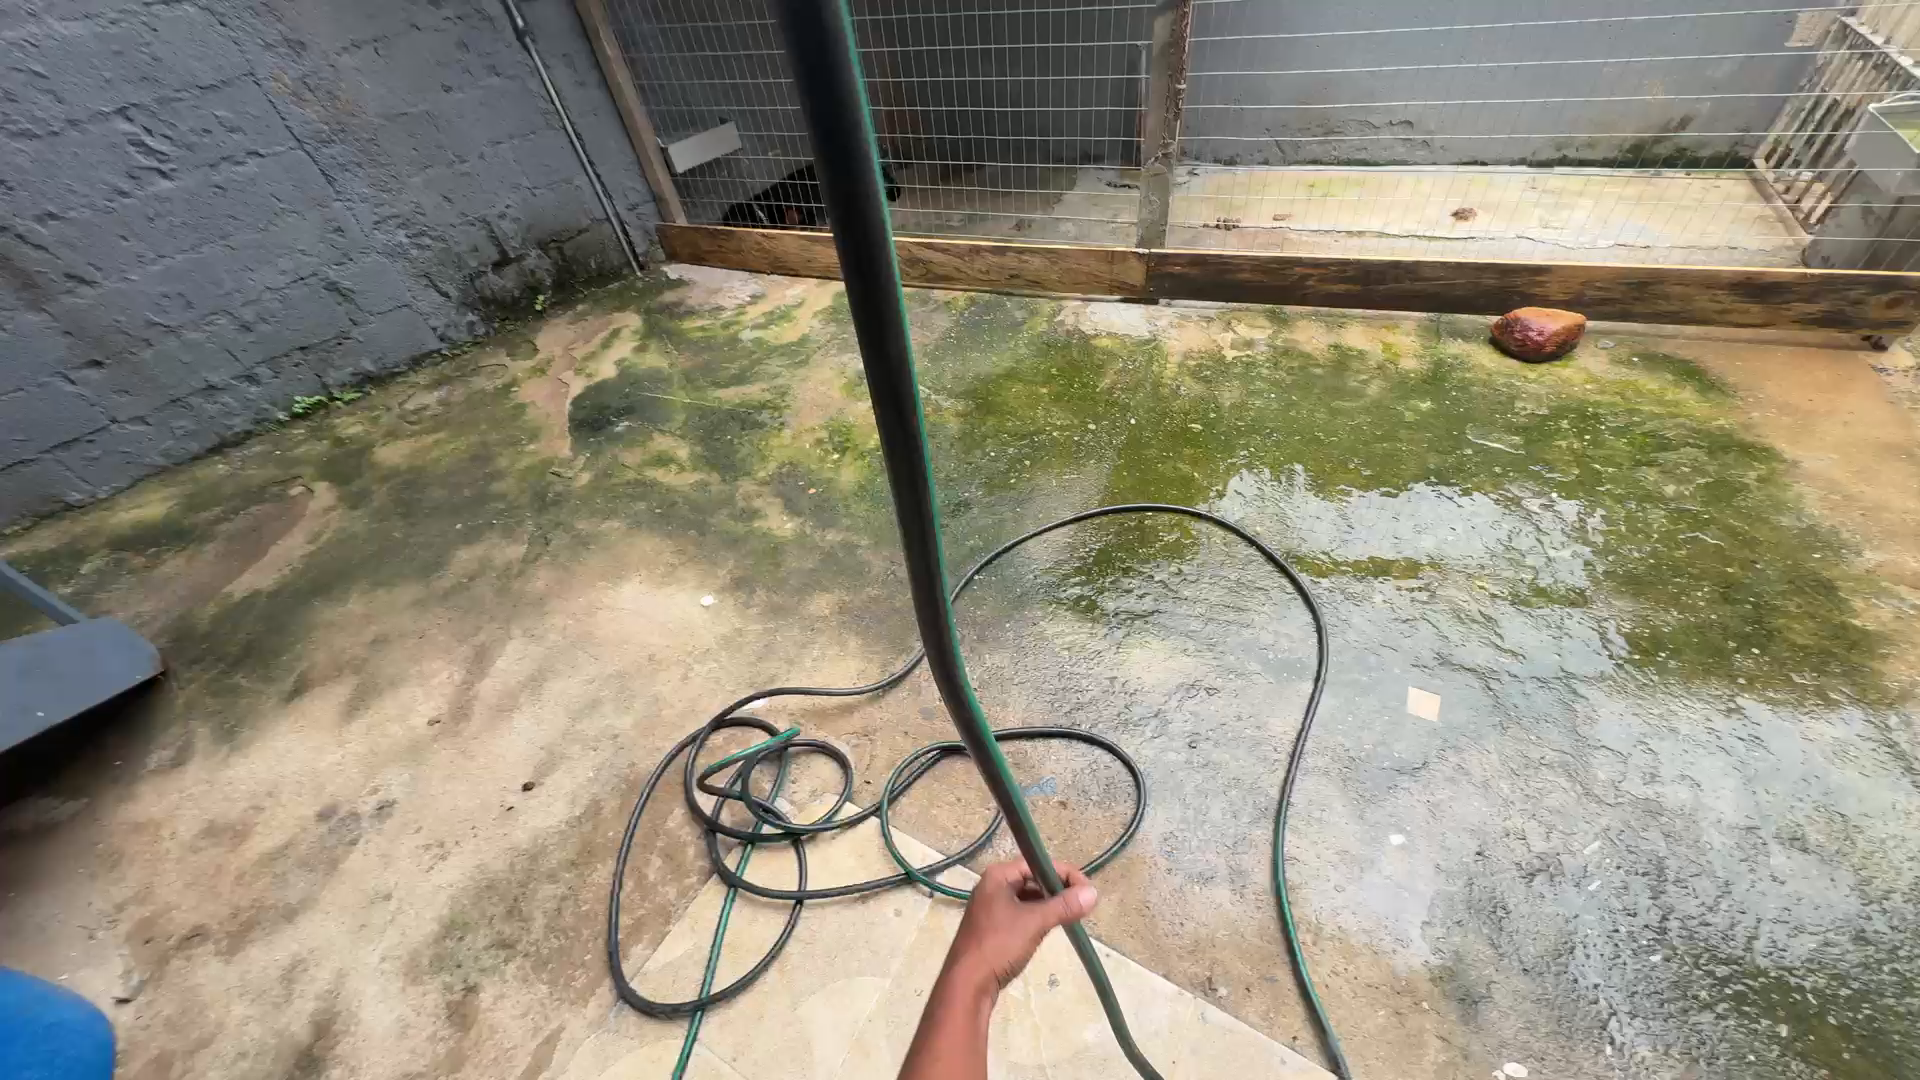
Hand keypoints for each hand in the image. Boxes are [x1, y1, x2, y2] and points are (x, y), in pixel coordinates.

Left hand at [940, 859, 1098, 999]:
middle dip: (1058, 889)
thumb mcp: (1034, 922)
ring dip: (1049, 904)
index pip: (1037, 863)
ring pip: (1028, 897)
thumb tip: (1093, 892)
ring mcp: (991, 906)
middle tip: (1082, 903)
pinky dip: (1038, 916)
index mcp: (998, 875)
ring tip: (1072, 914)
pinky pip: (1021, 913)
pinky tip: (1052, 927)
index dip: (1064, 873)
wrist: (967, 983)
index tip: (1087, 889)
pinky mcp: (993, 926)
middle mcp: (993, 885)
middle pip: (1032, 879)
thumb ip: (1063, 906)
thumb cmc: (999, 944)